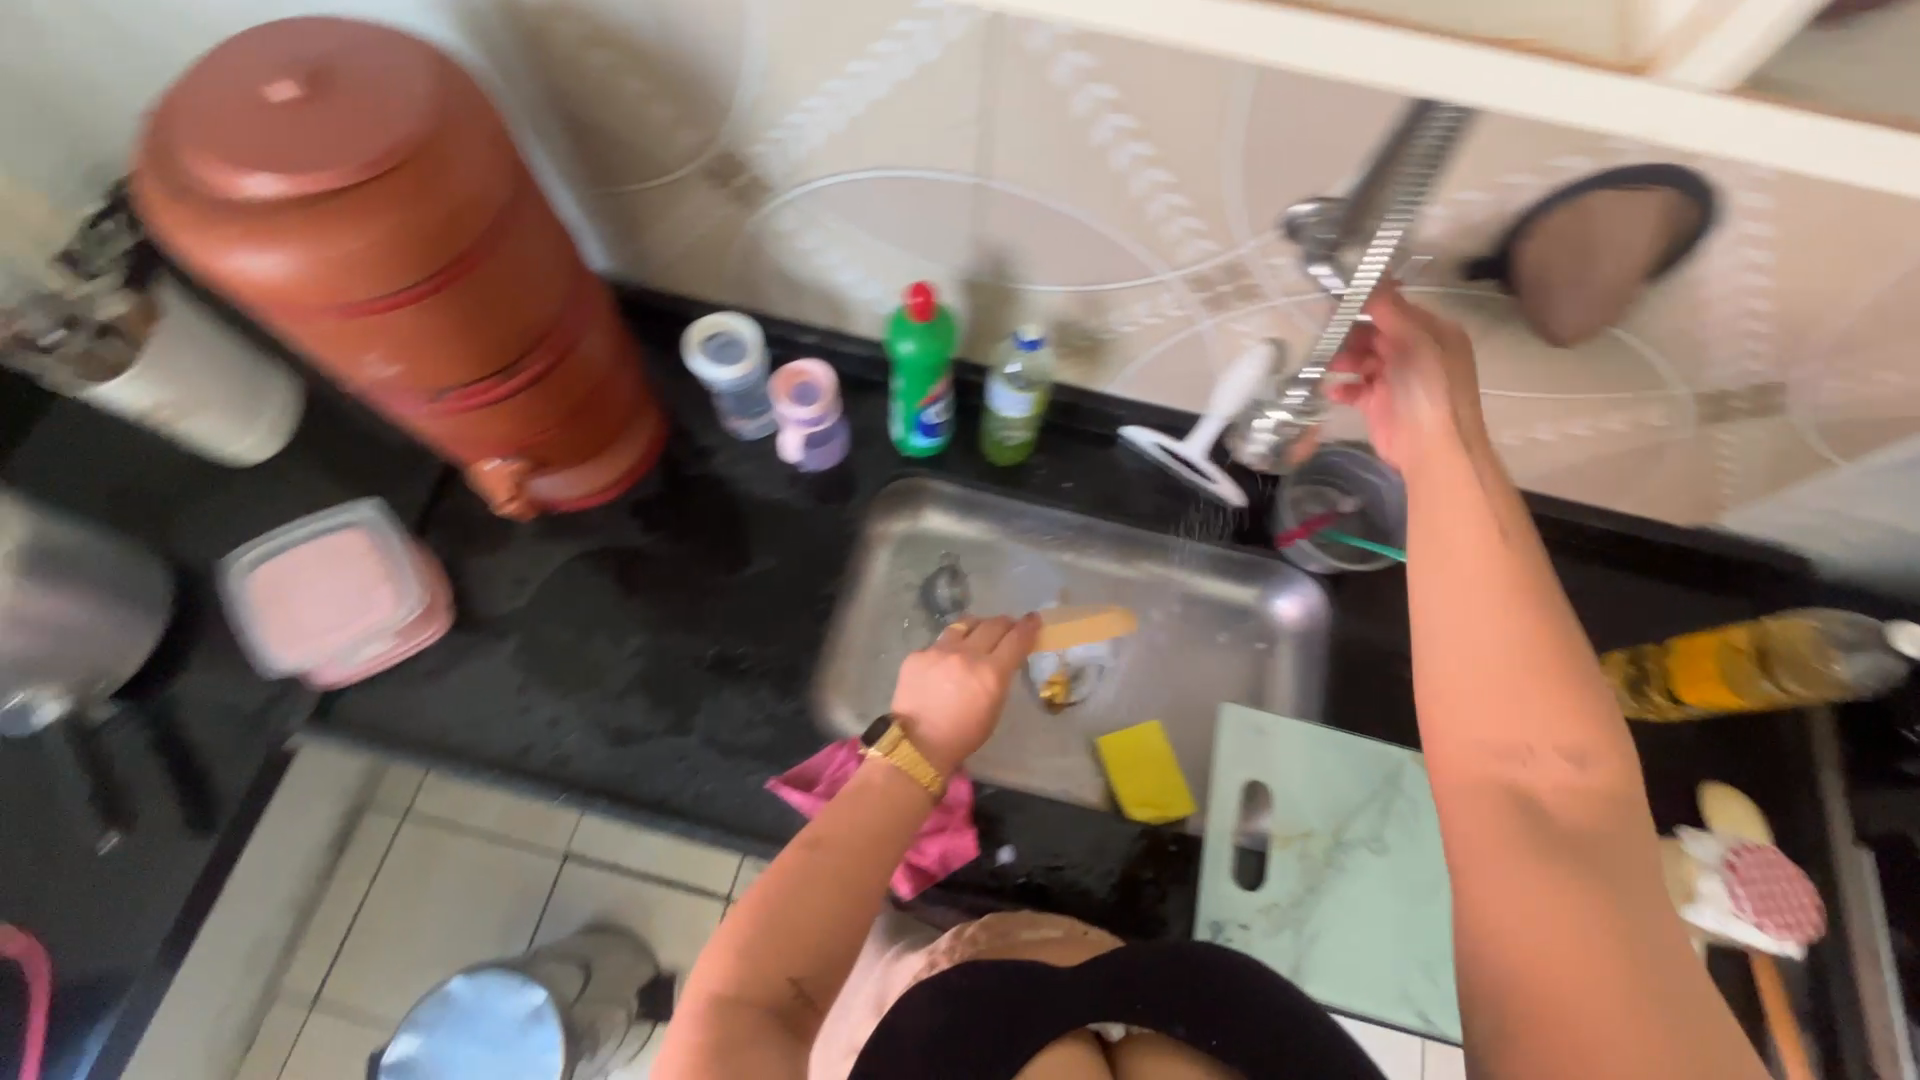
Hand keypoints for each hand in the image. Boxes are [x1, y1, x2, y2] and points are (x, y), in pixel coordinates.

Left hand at [889, 615, 1039, 773]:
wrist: (918, 744)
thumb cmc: (963, 735)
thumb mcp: (994, 708)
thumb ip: (999, 678)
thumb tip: (1001, 659)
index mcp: (991, 672)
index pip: (1016, 639)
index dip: (1028, 626)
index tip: (1033, 619)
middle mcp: (967, 654)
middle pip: (992, 625)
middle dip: (1004, 623)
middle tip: (1008, 626)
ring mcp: (939, 651)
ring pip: (964, 624)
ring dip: (976, 627)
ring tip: (977, 633)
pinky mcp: (917, 654)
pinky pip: (938, 643)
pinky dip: (947, 649)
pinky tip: (944, 662)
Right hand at [1328, 284, 1489, 472]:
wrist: (1433, 446)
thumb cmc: (1429, 389)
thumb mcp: (1416, 341)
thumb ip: (1391, 311)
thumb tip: (1371, 277)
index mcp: (1431, 333)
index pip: (1395, 309)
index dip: (1368, 305)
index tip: (1337, 302)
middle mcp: (1414, 353)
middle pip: (1374, 334)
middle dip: (1350, 334)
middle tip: (1325, 335)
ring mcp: (1395, 380)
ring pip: (1361, 361)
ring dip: (1342, 361)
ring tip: (1327, 365)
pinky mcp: (1378, 404)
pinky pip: (1354, 390)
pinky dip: (1342, 389)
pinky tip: (1331, 392)